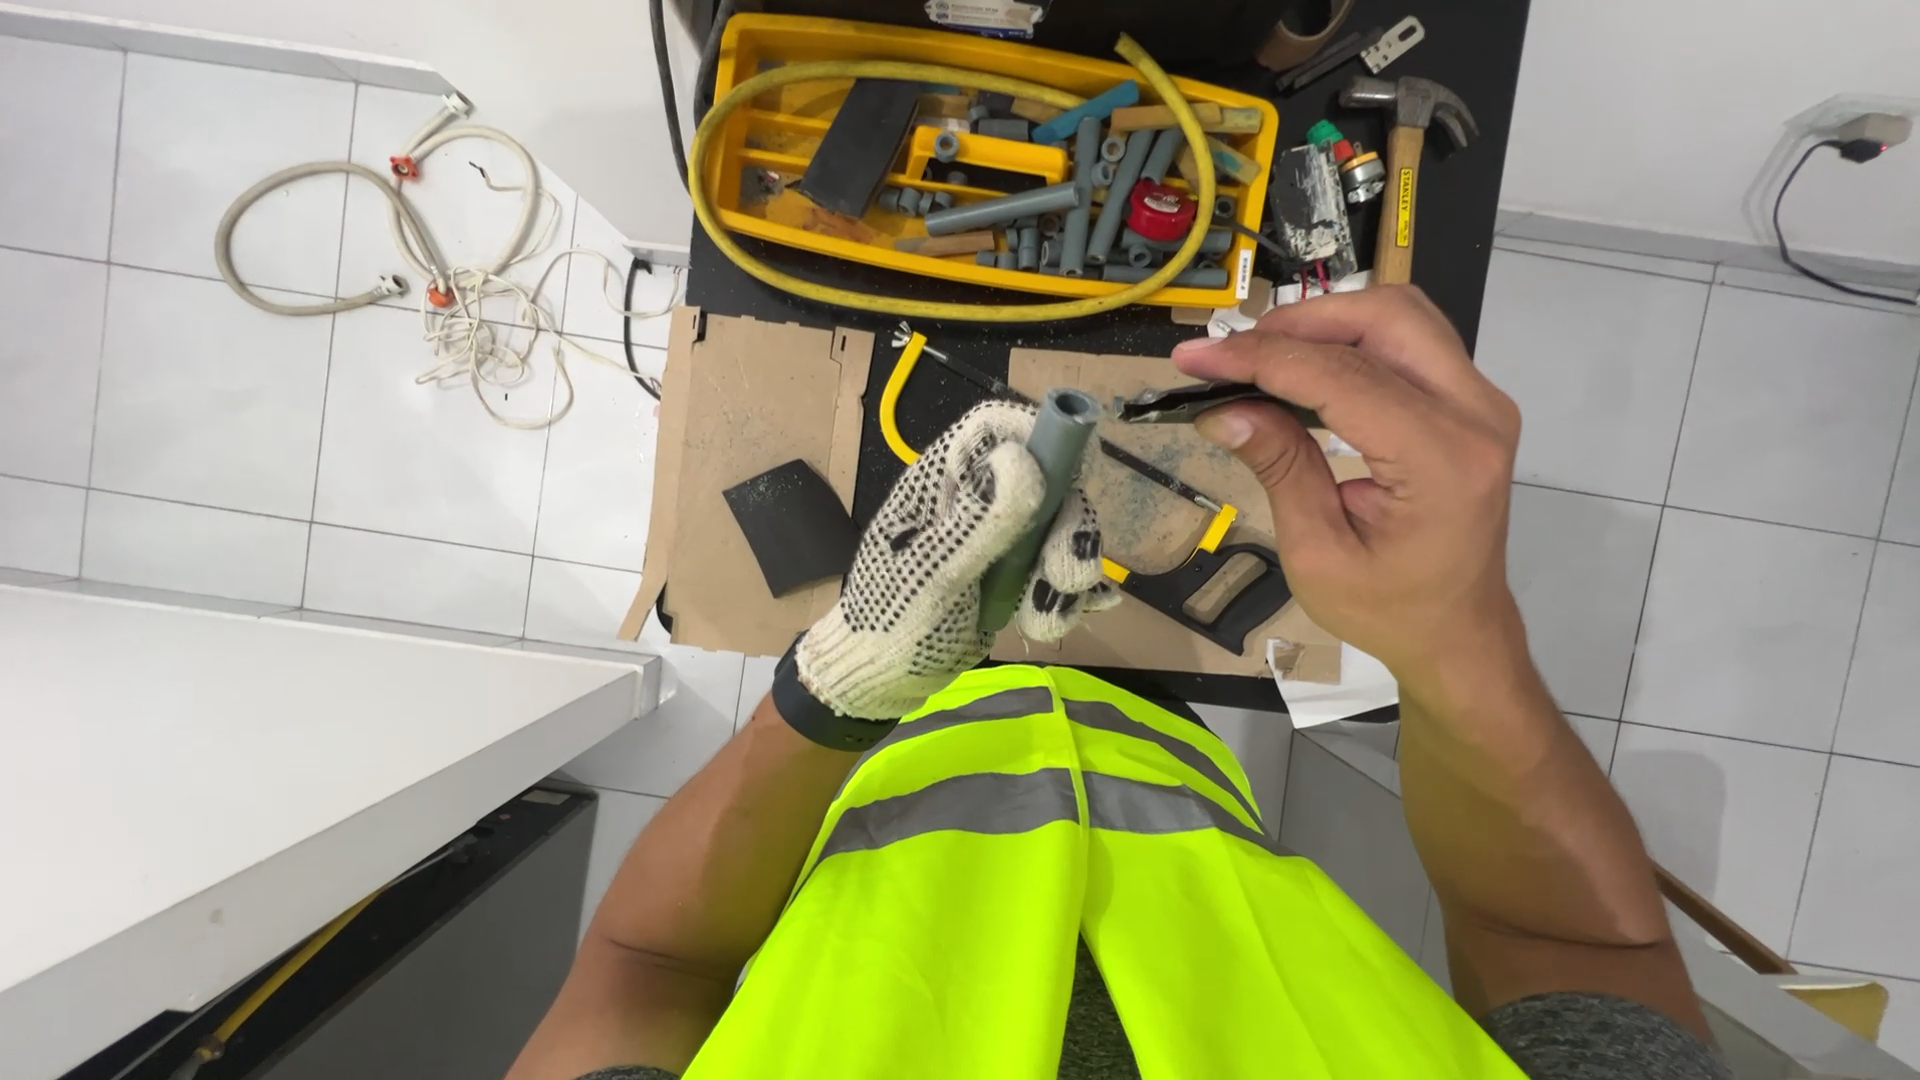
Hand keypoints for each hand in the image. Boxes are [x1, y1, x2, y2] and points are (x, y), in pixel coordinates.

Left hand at [797, 402, 1118, 719]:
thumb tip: (1025, 456)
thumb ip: (979, 521)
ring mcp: (999, 540)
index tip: (1074, 476)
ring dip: (1065, 579)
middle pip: (1050, 482)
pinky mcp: (1014, 576)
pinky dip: (1067, 599)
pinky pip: (1058, 573)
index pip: (997, 429)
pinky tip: (1059, 619)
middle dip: (1070, 530)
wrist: (882, 680)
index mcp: (942, 482)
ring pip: (1062, 532)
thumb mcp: (931, 575)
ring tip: (1042, 622)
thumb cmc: (889, 621)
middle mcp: (977, 501)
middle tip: (1067, 578)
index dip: (1042, 436)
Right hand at [1171, 287, 1523, 691]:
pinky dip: (1346, 341)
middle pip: (1385, 318)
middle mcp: (1474, 414)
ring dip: (1322, 323)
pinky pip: (1406, 342)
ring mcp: (1479, 402)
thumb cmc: (1385, 609)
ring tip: (1258, 357)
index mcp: (1439, 460)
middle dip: (1297, 323)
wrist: (1456, 631)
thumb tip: (1222, 410)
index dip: (1260, 359)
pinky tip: (1300, 367)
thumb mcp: (1316, 551)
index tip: (1195, 358)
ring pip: (1399, 317)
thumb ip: (1279, 468)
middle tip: (1230, 353)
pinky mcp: (1468, 402)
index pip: (1341, 378)